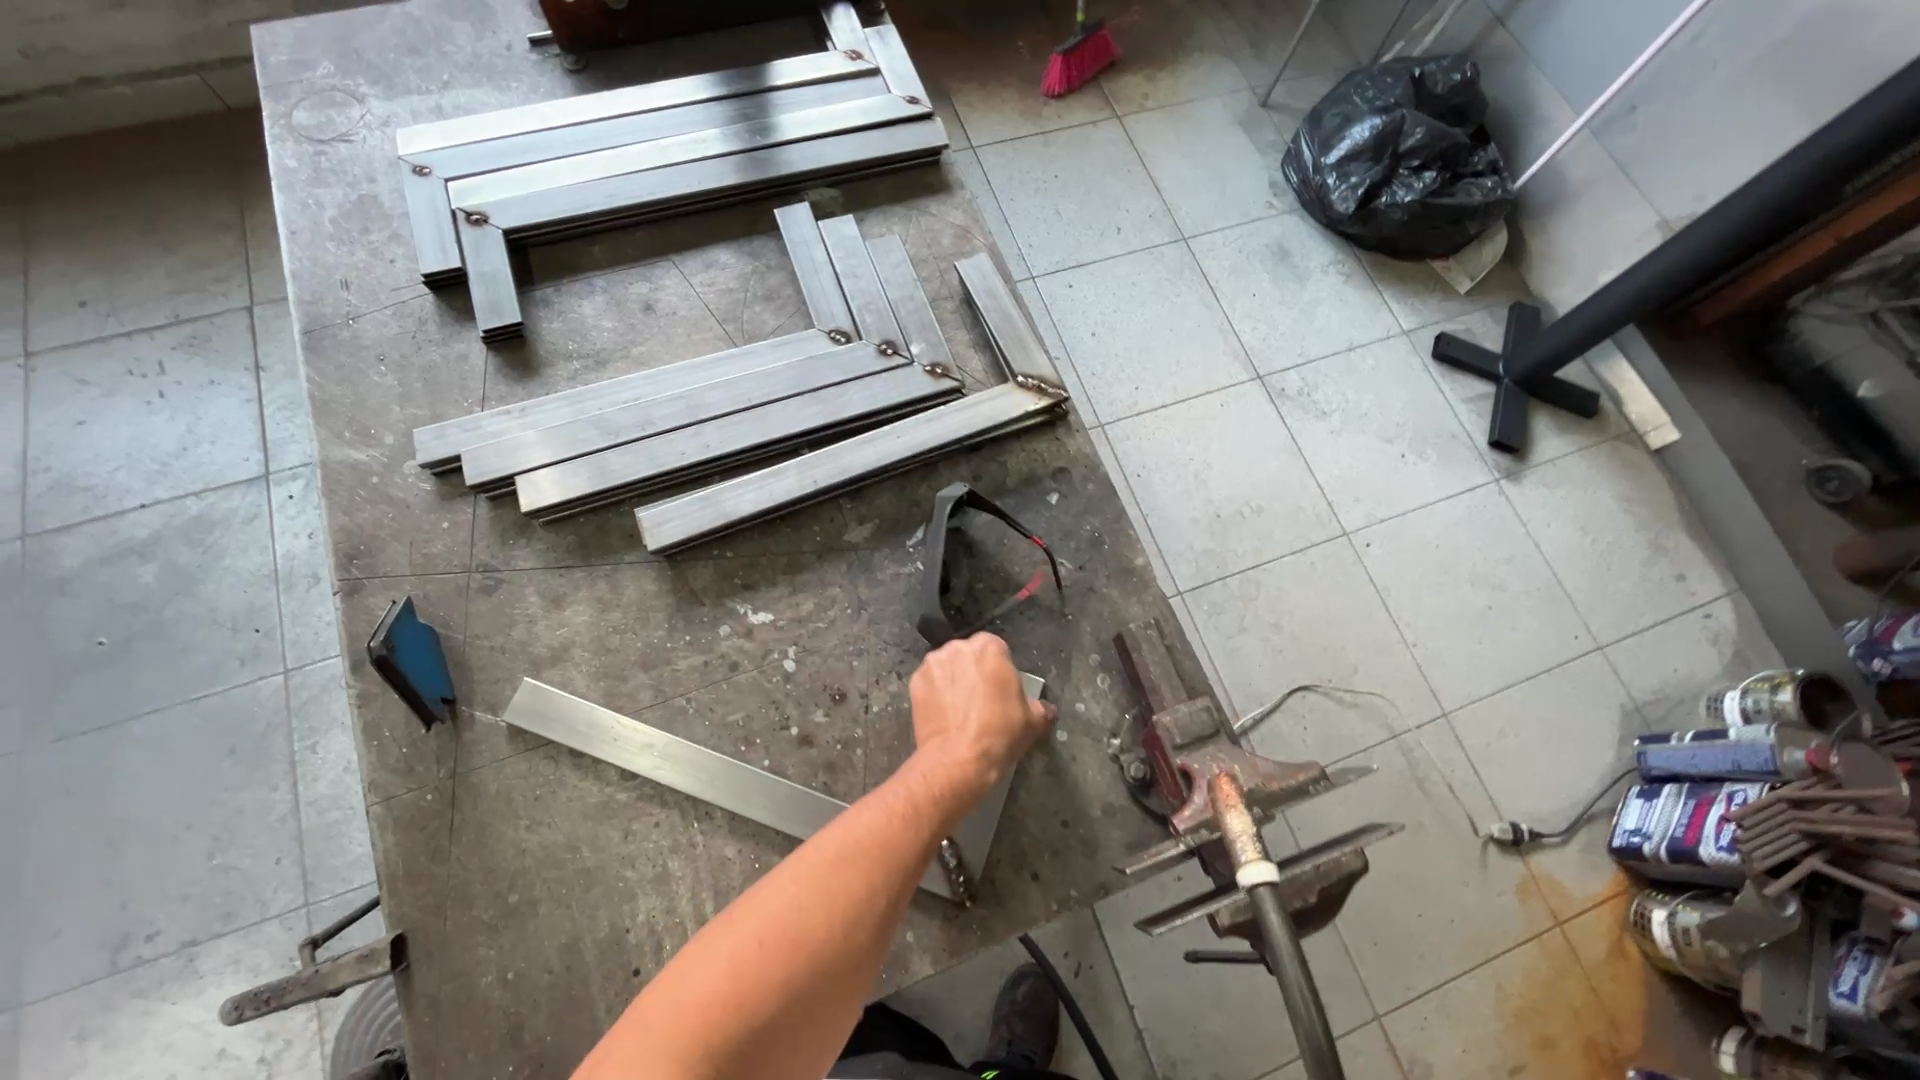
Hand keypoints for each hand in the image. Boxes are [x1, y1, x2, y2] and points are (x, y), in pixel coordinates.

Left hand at [908, 633, 1054, 800]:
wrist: (959, 758)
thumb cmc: (1000, 734)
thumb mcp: (1033, 721)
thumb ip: (1041, 708)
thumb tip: (1046, 710)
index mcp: (990, 648)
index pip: (996, 647)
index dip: (999, 667)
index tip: (1001, 687)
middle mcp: (958, 648)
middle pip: (968, 654)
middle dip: (974, 670)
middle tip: (982, 698)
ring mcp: (933, 664)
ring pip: (947, 667)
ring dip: (953, 679)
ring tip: (960, 708)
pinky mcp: (915, 682)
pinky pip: (929, 682)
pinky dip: (935, 693)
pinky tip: (943, 714)